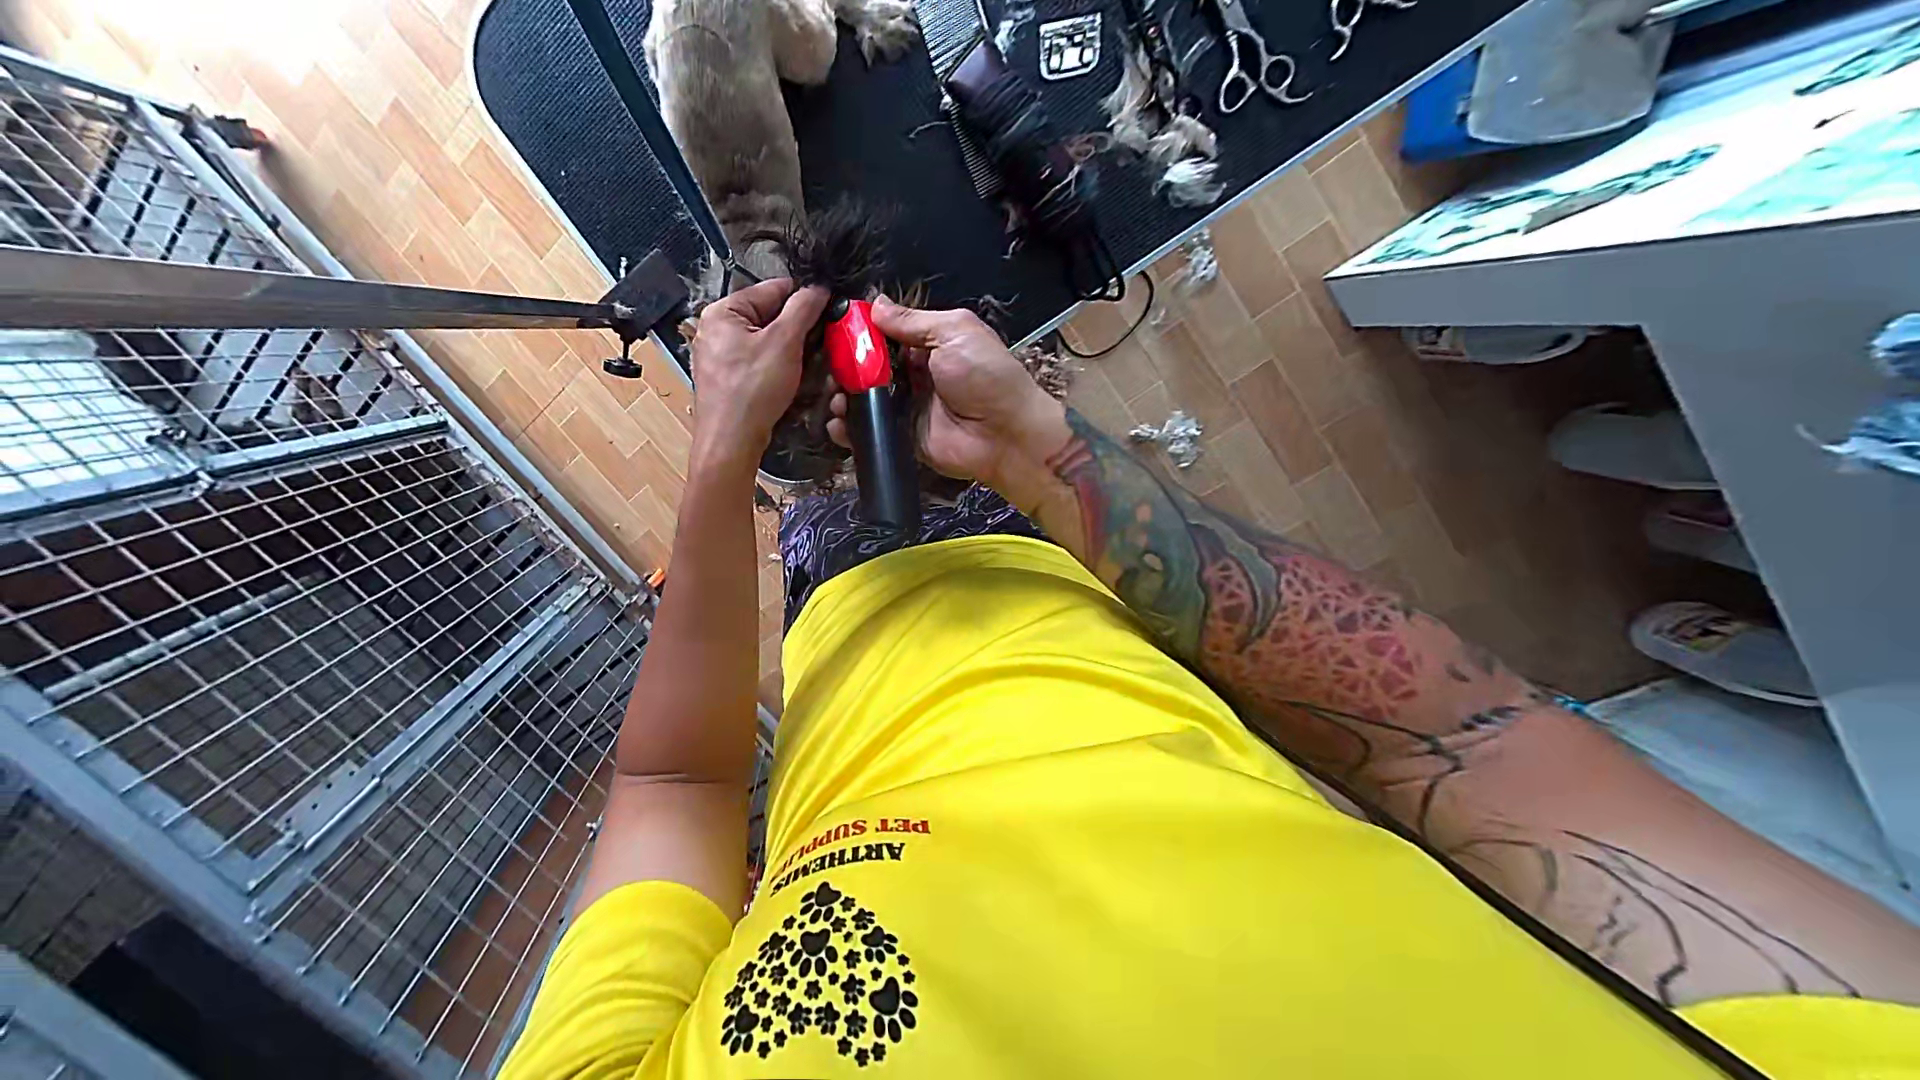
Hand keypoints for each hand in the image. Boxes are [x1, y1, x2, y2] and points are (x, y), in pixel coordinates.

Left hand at [690, 278, 827, 468]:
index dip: (803, 298)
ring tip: (809, 362)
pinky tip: (790, 379)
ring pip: (766, 341)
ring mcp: (720, 356)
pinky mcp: (728, 380)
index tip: (828, 309)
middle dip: (796, 328)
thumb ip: (803, 310)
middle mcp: (716, 330)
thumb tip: (818, 289)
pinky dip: (778, 366)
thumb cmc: (753, 390)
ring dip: (790, 349)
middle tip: (822, 341)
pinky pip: (759, 362)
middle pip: (768, 316)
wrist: (731, 440)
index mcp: (723, 311)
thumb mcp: (785, 342)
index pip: (771, 290)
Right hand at [828, 298, 1066, 494]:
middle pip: (870, 366)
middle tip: (829, 366)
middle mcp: (915, 375)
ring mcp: (908, 408)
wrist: (1005, 435)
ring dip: (844, 394)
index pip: (886, 334)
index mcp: (930, 345)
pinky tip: (837, 421)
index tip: (834, 330)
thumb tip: (877, 305)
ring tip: (833, 393)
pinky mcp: (902, 437)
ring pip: (865, 398)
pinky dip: (850, 428)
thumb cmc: (986, 376)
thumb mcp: (954, 332)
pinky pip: (871, 431)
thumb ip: (913, 321)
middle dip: (846, 365)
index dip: (861, 331)